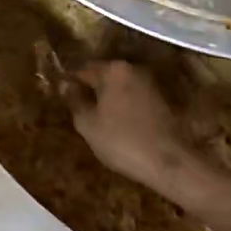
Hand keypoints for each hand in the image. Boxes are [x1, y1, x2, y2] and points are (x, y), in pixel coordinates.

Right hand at [66, 60, 204, 192]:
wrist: (168, 161)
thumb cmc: (122, 140)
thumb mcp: (88, 123)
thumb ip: (74, 100)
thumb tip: (65, 84)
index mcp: (114, 69)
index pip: (83, 70)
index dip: (70, 84)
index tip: (63, 100)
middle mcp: (134, 69)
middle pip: (103, 76)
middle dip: (91, 91)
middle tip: (79, 114)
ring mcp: (150, 83)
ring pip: (119, 88)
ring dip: (108, 100)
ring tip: (98, 123)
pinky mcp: (162, 99)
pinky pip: (134, 98)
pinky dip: (124, 107)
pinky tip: (119, 126)